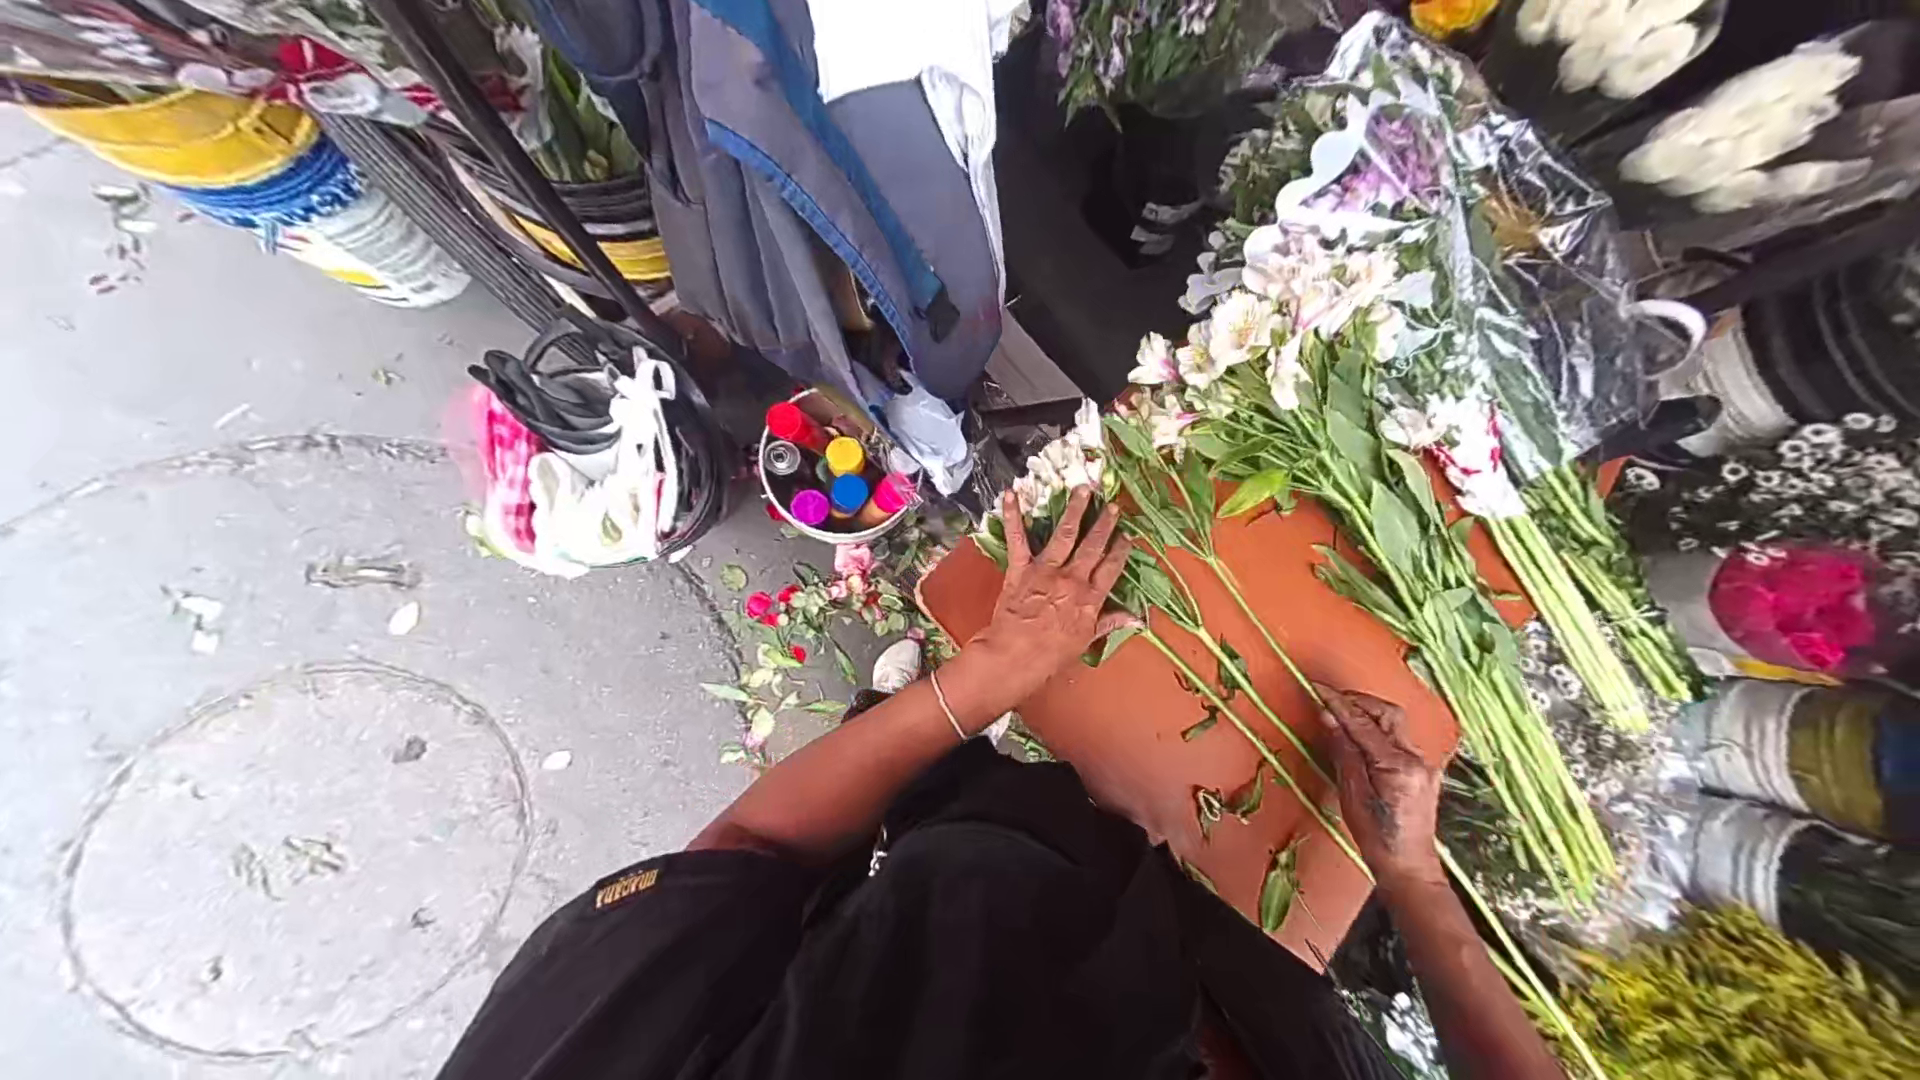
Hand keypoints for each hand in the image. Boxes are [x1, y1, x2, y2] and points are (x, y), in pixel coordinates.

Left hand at [963, 488, 1133, 708]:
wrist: (1015, 656)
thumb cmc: (1050, 654)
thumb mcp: (1085, 642)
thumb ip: (1108, 623)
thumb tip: (1136, 618)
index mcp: (1090, 597)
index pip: (1111, 568)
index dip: (1120, 550)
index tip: (1128, 535)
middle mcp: (1071, 578)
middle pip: (1093, 546)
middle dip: (1104, 523)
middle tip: (1113, 505)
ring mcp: (1046, 570)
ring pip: (1064, 534)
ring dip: (1074, 510)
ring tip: (1083, 489)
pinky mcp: (1020, 568)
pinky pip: (1017, 538)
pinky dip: (1013, 515)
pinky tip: (1012, 495)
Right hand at [1312, 682, 1444, 891]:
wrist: (1409, 864)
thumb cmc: (1375, 833)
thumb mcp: (1351, 792)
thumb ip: (1343, 750)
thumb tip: (1328, 717)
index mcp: (1397, 765)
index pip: (1362, 722)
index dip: (1337, 702)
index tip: (1315, 688)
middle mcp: (1416, 758)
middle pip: (1387, 713)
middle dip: (1357, 700)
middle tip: (1329, 698)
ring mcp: (1423, 763)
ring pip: (1394, 722)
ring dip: (1366, 711)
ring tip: (1340, 713)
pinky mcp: (1421, 768)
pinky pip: (1396, 737)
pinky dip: (1375, 727)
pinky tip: (1358, 733)